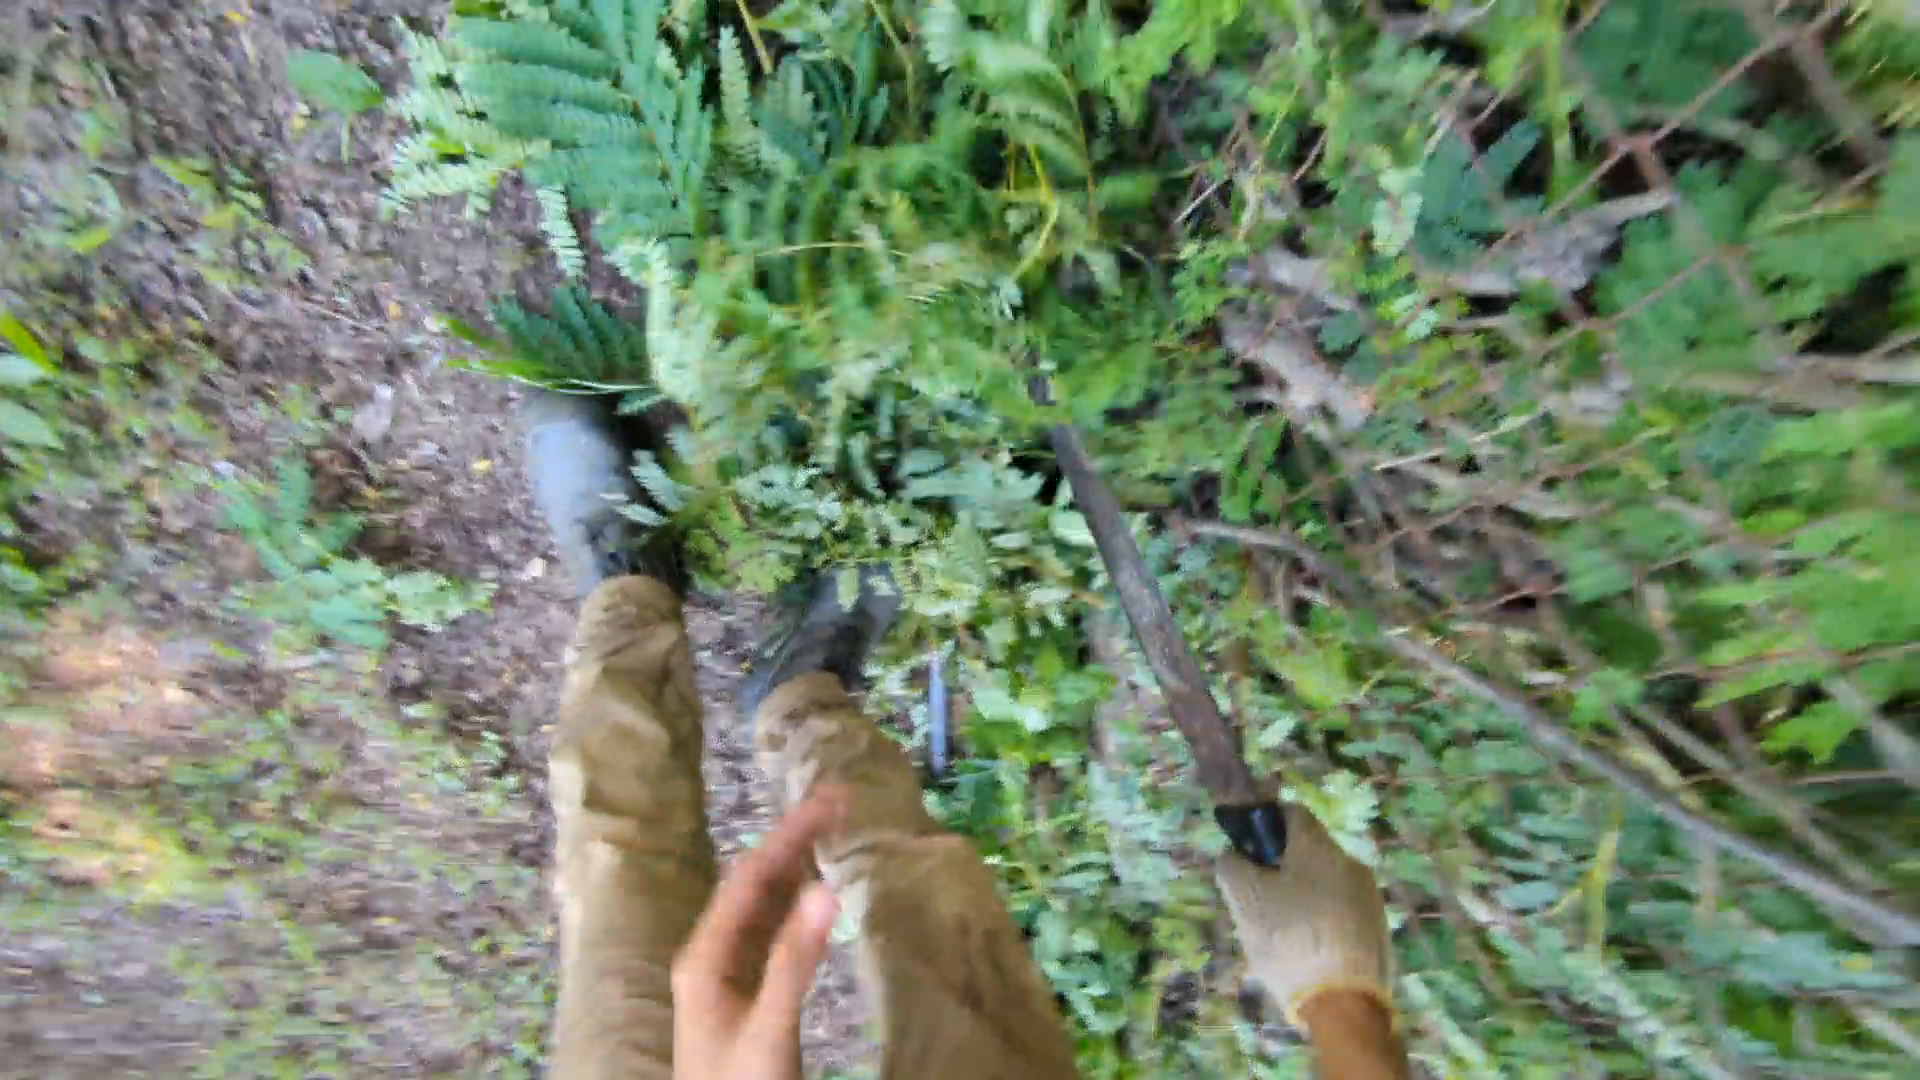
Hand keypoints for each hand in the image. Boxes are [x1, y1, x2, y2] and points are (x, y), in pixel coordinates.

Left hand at [672, 789, 844, 1079]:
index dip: (789, 832)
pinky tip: (820, 882)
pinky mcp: (750, 985)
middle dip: (796, 837)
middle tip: (841, 800)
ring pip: (768, 899)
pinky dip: (800, 897)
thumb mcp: (769, 1028)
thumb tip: (827, 886)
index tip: (828, 799)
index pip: (751, 875)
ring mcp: (732, 968)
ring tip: (836, 824)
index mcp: (706, 953)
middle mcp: (715, 950)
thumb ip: (795, 960)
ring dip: (799, 861)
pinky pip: (776, 925)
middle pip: (758, 879)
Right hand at [1214, 803, 1392, 1027]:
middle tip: (1259, 894)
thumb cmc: (1289, 937)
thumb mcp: (1242, 895)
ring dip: (1302, 893)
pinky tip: (1306, 948)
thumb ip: (1231, 862)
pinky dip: (1322, 919)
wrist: (1344, 1007)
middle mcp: (1350, 862)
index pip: (1290, 811)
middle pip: (1308, 849)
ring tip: (1281, 927)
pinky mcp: (1380, 931)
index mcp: (1318, 845)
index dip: (1265, 822)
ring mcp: (1370, 898)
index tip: (1248, 848)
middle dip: (1281, 864)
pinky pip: (1342, 911)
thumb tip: (1234, 854)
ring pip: (1325, 881)